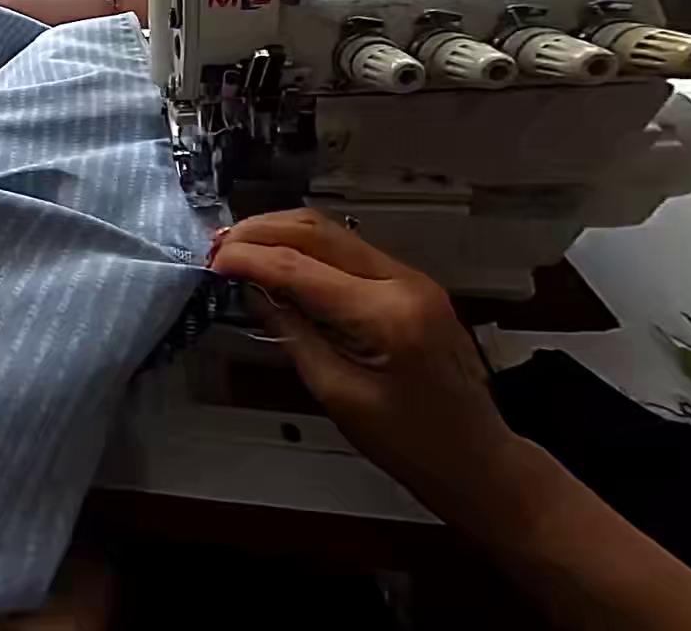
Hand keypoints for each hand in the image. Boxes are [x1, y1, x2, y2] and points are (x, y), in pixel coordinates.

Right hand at [208, 209, 519, 507]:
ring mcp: (408, 276)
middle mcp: (401, 281)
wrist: (482, 462)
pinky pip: (339, 244)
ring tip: (233, 247)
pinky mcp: (404, 280)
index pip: (296, 266)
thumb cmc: (408, 441)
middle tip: (214, 249)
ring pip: (325, 227)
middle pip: (312, 230)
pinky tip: (270, 255)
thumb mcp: (333, 390)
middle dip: (255, 232)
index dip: (245, 259)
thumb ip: (288, 329)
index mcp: (386, 315)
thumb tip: (246, 287)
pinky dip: (296, 242)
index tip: (207, 265)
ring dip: (273, 230)